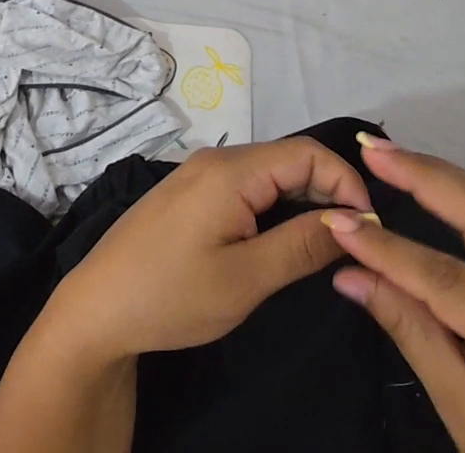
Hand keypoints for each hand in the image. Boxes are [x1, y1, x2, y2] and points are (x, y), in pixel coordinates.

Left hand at [45, 136, 374, 361]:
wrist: (96, 311)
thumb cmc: (171, 296)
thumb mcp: (246, 278)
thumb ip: (302, 245)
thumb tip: (355, 222)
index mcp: (230, 171)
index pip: (309, 154)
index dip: (347, 184)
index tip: (368, 230)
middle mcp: (215, 160)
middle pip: (289, 160)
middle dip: (327, 194)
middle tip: (351, 244)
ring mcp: (198, 175)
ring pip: (268, 175)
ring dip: (301, 203)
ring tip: (321, 247)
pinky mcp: (188, 195)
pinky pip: (245, 187)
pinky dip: (273, 207)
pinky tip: (279, 241)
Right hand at [327, 135, 464, 452]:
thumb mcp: (460, 409)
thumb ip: (410, 330)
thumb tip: (348, 274)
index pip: (446, 277)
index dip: (387, 247)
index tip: (338, 220)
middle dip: (427, 175)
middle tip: (372, 149)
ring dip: (449, 178)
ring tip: (395, 158)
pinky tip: (441, 189)